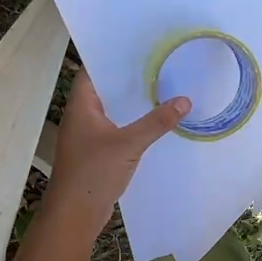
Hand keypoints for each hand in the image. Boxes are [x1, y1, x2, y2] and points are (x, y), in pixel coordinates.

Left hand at [41, 71, 187, 240]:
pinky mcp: (97, 153)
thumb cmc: (94, 172)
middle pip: (106, 90)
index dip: (112, 57)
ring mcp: (88, 136)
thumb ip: (157, 122)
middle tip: (159, 65)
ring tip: (162, 89)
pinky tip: (154, 124)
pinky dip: (133, 124)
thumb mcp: (129, 144)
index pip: (93, 70)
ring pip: (113, 111)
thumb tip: (185, 100)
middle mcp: (82, 116)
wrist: (75, 214)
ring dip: (133, 103)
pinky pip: (117, 129)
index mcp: (82, 106)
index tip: (138, 47)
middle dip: (129, 79)